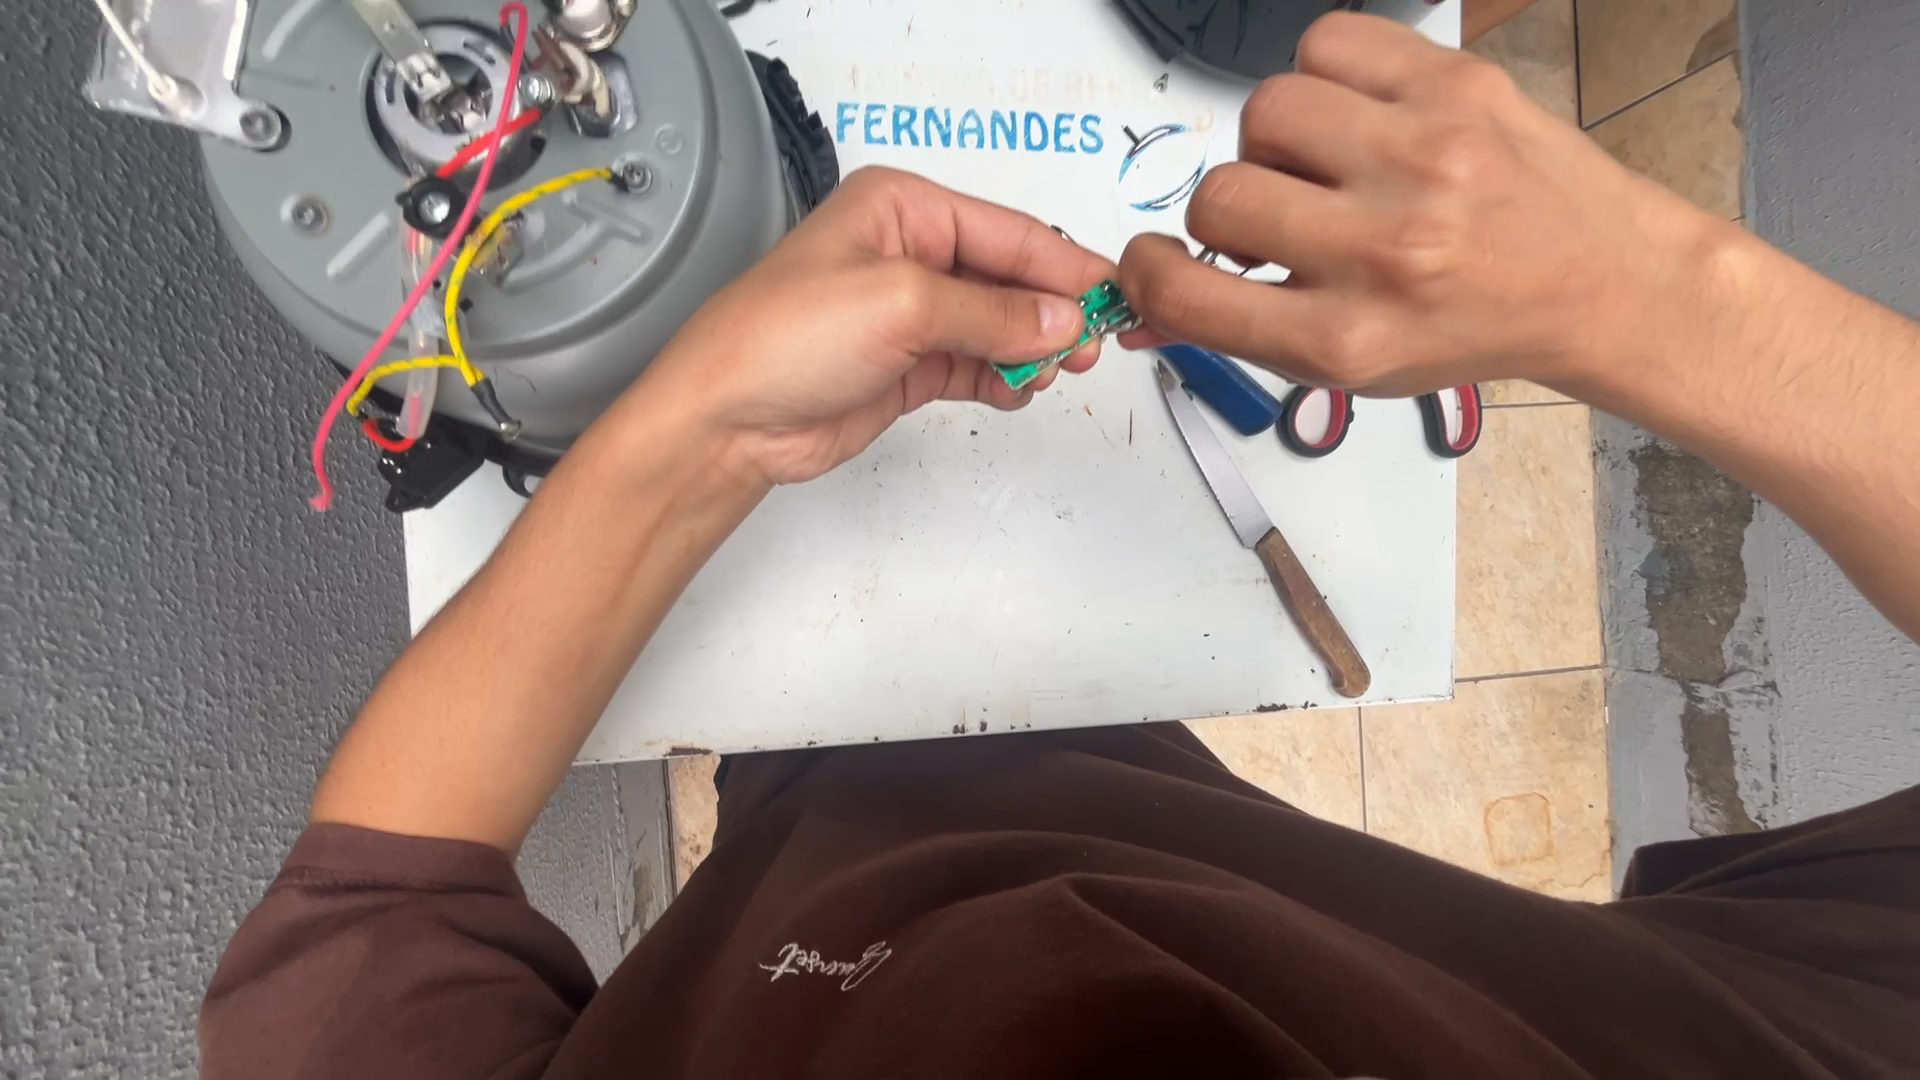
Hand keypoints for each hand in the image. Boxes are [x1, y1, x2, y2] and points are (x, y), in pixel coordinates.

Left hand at [630, 167, 1114, 484]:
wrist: (731, 420)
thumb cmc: (778, 339)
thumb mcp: (899, 304)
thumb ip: (990, 311)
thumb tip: (1057, 318)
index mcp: (903, 210)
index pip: (1008, 232)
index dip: (1064, 266)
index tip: (1110, 297)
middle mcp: (910, 258)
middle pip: (1009, 279)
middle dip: (1051, 312)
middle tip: (1088, 345)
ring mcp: (912, 317)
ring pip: (999, 327)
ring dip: (1030, 350)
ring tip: (1050, 372)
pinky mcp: (910, 367)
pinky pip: (978, 366)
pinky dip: (1004, 379)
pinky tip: (1016, 389)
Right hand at [1117, 12, 1720, 396]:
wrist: (1593, 282)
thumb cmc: (1457, 330)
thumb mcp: (1335, 366)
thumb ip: (1233, 331)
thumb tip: (1146, 305)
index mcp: (1340, 336)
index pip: (1186, 295)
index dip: (1146, 273)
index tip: (1154, 260)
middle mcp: (1379, 250)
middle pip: (1219, 194)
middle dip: (1223, 212)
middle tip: (1271, 224)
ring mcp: (1421, 158)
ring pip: (1267, 111)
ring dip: (1271, 146)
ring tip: (1318, 169)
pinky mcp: (1455, 86)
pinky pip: (1328, 44)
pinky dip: (1320, 81)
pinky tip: (1350, 120)